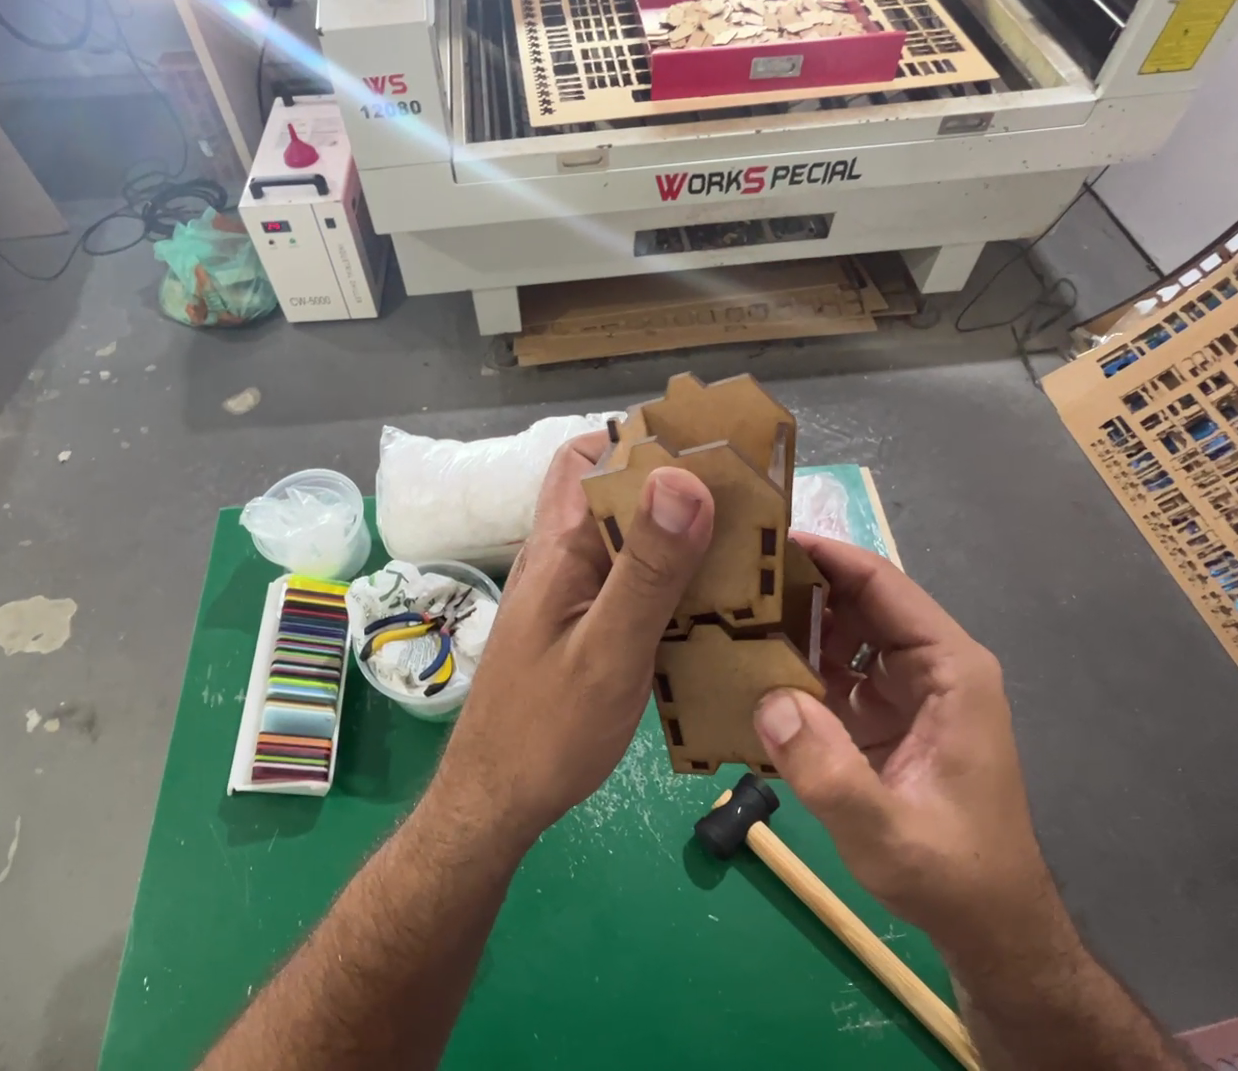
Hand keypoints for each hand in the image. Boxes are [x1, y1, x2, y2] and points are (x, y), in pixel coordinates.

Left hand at [426, 433, 713, 849]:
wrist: (497, 798)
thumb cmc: (549, 730)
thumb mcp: (608, 650)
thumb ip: (647, 569)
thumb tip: (684, 478)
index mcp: (559, 548)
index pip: (591, 458)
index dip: (645, 441)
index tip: (711, 448)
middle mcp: (556, 557)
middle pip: (610, 492)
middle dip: (672, 485)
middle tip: (740, 502)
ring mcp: (563, 591)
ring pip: (620, 537)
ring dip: (672, 534)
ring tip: (738, 546)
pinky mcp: (574, 624)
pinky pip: (622, 579)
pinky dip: (663, 577)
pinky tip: (704, 601)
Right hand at [752, 533, 1056, 959]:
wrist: (987, 924)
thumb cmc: (952, 873)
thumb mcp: (885, 830)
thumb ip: (827, 770)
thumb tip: (767, 700)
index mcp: (951, 671)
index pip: (885, 587)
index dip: (828, 556)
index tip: (766, 538)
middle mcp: (931, 668)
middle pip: (860, 603)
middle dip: (799, 586)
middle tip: (729, 577)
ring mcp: (907, 692)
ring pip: (843, 635)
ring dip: (793, 624)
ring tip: (728, 612)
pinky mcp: (885, 717)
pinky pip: (835, 674)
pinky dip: (796, 667)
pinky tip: (749, 668)